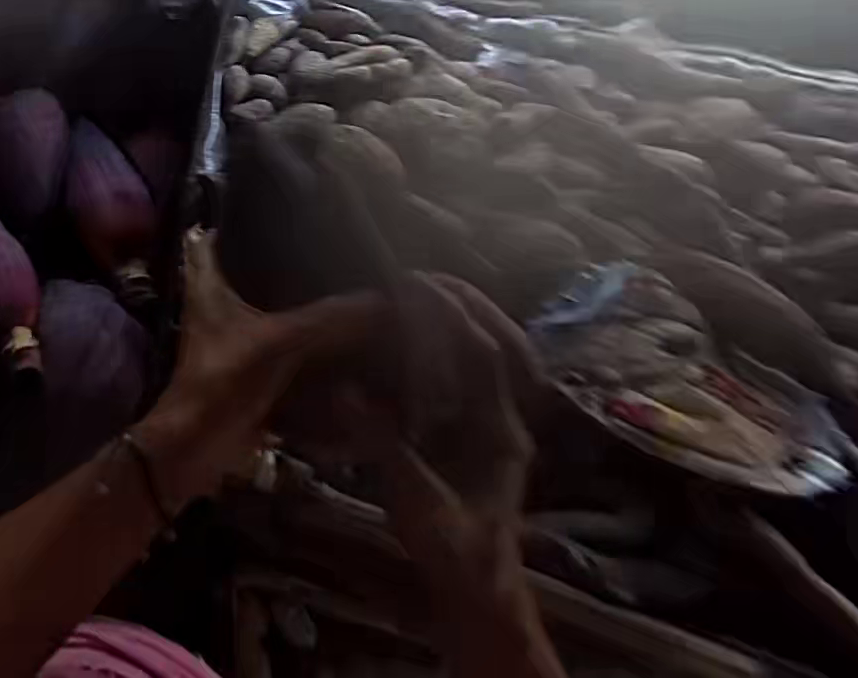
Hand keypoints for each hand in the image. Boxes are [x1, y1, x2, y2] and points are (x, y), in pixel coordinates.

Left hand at [132, 228, 381, 506]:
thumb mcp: (276, 343)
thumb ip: (328, 320)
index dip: (236, 220)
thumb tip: (387, 298)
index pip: (211, 239)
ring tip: (352, 281)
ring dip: (302, 300)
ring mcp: (234, 334)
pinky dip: (310, 336)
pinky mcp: (252, 364)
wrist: (199, 443)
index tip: (279, 205)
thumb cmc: (223, 380)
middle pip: (248, 270)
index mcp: (208, 286)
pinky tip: (349, 330)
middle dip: (286, 261)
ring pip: (269, 305)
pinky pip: (284, 340)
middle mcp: (217, 303)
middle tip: (335, 246)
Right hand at [339, 276, 558, 677]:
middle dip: (472, 303)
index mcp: (498, 431)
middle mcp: (510, 420)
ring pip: (509, 357)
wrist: (477, 584)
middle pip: (509, 346)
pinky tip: (439, 332)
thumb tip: (347, 389)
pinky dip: (472, 340)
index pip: (485, 356)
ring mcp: (504, 424)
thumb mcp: (412, 496)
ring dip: (477, 317)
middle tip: (425, 275)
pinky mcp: (488, 430)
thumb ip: (384, 443)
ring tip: (436, 290)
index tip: (413, 281)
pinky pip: (490, 372)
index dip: (452, 312)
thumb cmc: (446, 543)